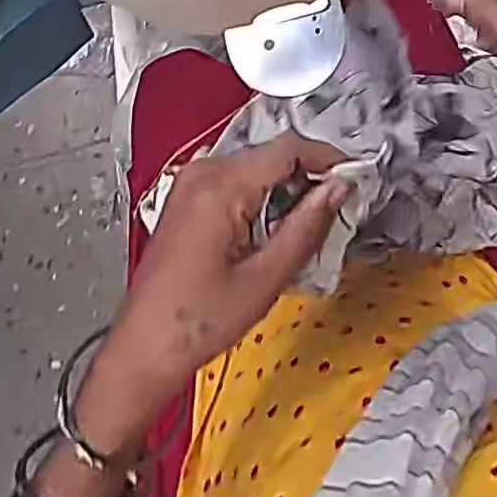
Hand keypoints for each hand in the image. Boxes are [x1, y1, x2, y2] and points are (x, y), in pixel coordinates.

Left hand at [76, 135, 351, 450]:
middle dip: (308, 176)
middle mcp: (203, 172)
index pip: (288, 148)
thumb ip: (307, 225)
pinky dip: (261, 194)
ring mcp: (191, 181)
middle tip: (335, 208)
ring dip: (285, 187)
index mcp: (221, 186)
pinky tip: (271, 228)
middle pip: (272, 154)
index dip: (326, 157)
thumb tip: (338, 187)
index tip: (353, 175)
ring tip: (304, 226)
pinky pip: (236, 178)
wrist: (143, 348)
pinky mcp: (187, 194)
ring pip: (256, 165)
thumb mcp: (266, 277)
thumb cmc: (198, 321)